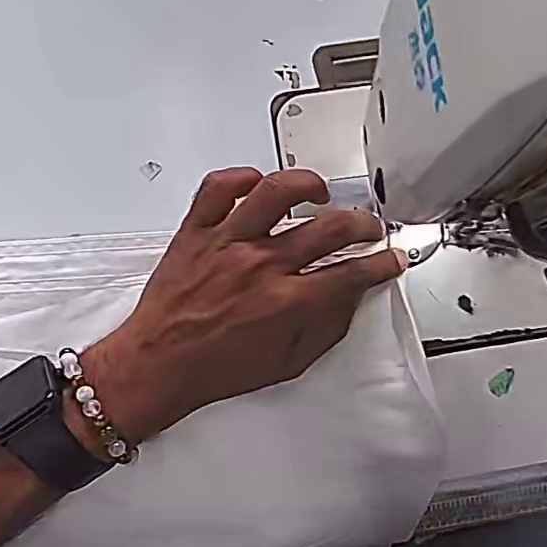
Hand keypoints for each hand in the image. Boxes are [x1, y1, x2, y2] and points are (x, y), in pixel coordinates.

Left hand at [79, 167, 405, 439]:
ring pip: (276, 192)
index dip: (381, 263)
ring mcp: (227, 243)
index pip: (352, 272)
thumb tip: (350, 300)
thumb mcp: (286, 363)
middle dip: (363, 224)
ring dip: (308, 186)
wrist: (158, 366)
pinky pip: (217, 188)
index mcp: (286, 302)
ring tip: (317, 194)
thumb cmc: (214, 369)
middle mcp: (260, 266)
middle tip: (366, 228)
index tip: (389, 259)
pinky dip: (240, 177)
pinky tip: (256, 185)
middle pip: (329, 227)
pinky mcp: (196, 232)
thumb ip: (325, 329)